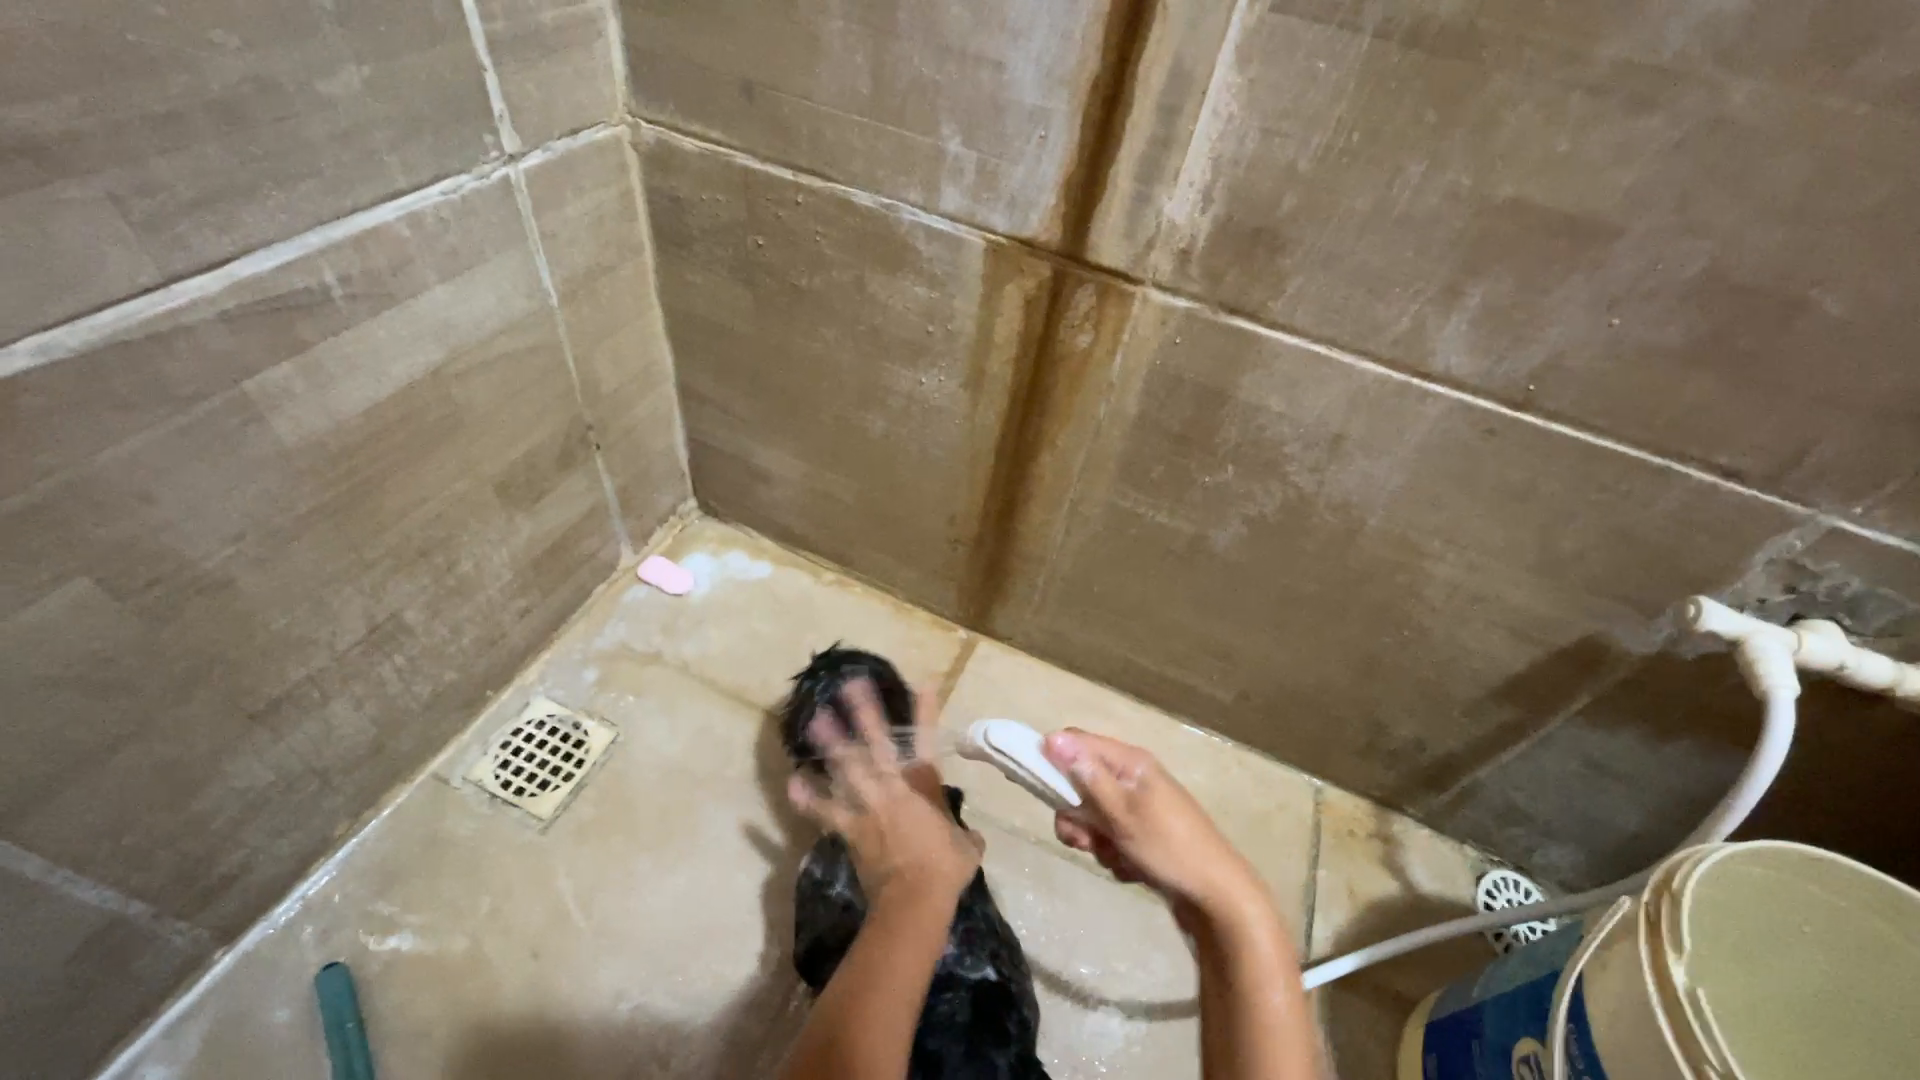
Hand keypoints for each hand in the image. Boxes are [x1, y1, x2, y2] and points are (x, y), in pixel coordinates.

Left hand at [787, 679, 983, 909]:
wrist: (916, 898)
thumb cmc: (946, 869)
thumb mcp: (967, 847)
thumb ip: (965, 835)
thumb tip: (970, 839)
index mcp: (924, 785)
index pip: (926, 741)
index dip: (925, 711)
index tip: (924, 683)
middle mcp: (893, 786)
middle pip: (876, 743)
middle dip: (864, 712)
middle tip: (850, 686)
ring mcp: (868, 805)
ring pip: (846, 767)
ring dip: (831, 744)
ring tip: (815, 720)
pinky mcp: (849, 828)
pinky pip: (825, 811)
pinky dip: (808, 798)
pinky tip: (792, 783)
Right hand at [1043, 729, 1267, 919]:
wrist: (1217, 898)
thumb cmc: (1169, 848)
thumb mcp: (1122, 812)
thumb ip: (1086, 777)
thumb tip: (1051, 738)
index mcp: (1129, 762)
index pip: (1076, 742)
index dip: (1052, 760)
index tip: (1036, 787)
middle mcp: (1131, 778)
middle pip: (1078, 784)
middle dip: (1076, 815)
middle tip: (1087, 839)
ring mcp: (1137, 808)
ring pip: (1090, 816)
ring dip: (1094, 840)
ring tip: (1115, 856)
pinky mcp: (1141, 836)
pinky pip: (1108, 838)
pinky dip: (1112, 854)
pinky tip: (1131, 868)